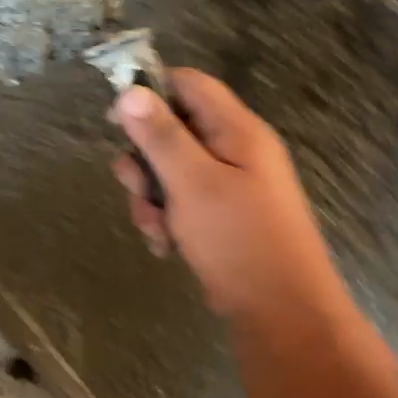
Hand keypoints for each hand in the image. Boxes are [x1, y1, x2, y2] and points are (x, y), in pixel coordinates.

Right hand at [110, 71, 351, 326]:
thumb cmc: (238, 239)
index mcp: (238, 131)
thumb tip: (129, 91)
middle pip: (172, 132)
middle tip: (137, 189)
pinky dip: (166, 221)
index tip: (114, 122)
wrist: (282, 312)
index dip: (149, 94)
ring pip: (170, 173)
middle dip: (144, 162)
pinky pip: (182, 203)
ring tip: (157, 230)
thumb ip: (161, 136)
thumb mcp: (192, 183)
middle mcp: (236, 151)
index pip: (189, 85)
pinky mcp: (223, 217)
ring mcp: (231, 185)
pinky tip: (166, 246)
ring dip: (150, 199)